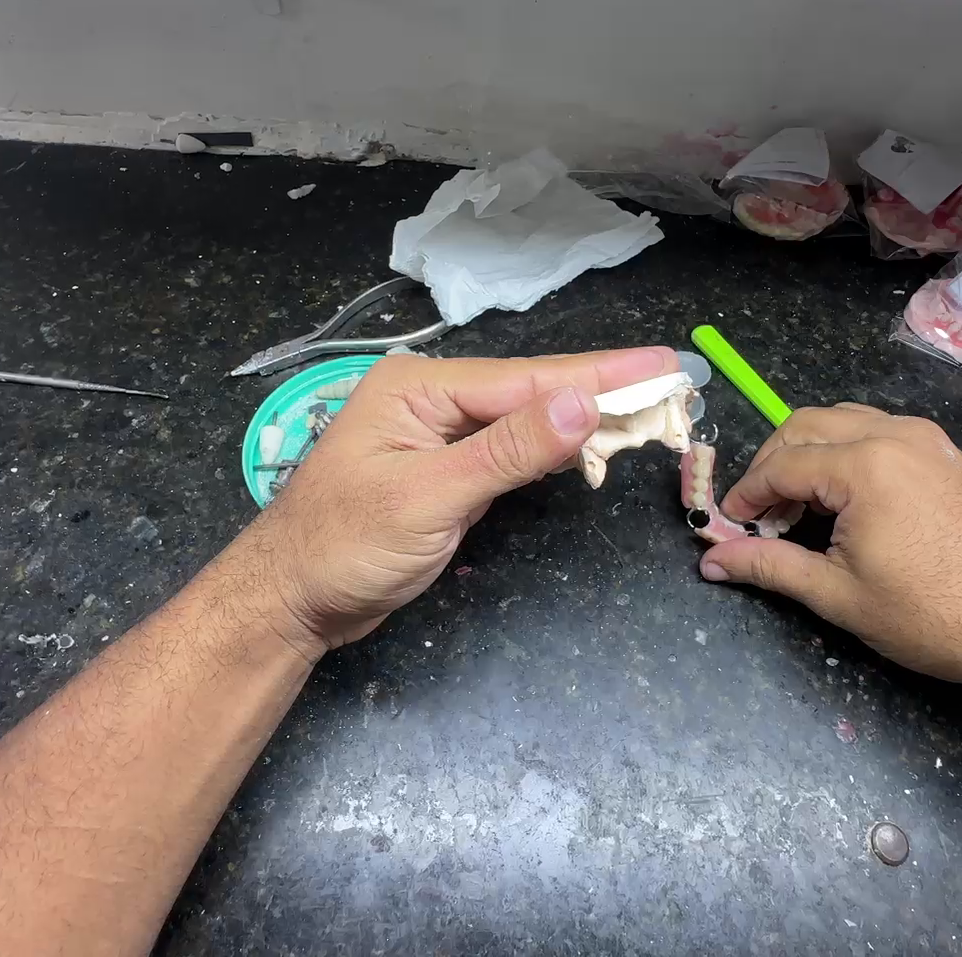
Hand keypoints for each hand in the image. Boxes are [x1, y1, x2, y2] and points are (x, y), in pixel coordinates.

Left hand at [221, 347, 677, 656]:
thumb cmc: (345, 545)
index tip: (662, 362)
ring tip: (645, 407)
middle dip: (601, 390)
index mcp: (421, 386)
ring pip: (526, 421)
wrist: (292, 598)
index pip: (528, 379)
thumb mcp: (429, 496)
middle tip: (669, 381)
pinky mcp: (448, 469)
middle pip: (532, 392)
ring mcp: (441, 434)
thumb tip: (582, 405)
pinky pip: (510, 450)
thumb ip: (508, 450)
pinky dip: (552, 451)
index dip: (601, 374)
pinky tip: (587, 443)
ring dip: (582, 419)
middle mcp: (433, 398)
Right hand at [696, 404, 961, 691]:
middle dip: (771, 464)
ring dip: (807, 452)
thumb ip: (767, 566)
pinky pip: (878, 431)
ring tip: (800, 504)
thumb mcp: (837, 594)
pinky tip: (846, 498)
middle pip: (805, 426)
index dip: (746, 493)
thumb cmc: (932, 615)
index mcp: (864, 465)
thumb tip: (710, 562)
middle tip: (761, 513)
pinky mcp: (947, 454)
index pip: (780, 464)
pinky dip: (845, 452)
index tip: (728, 523)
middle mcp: (894, 435)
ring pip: (842, 421)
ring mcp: (927, 439)